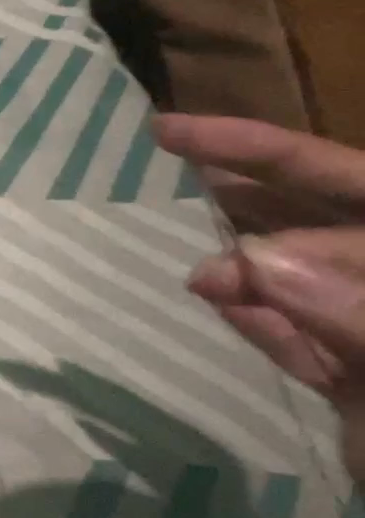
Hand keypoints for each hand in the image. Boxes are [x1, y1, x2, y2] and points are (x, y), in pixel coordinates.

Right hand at [154, 114, 364, 480]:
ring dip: (247, 268)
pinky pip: (301, 337)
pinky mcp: (364, 384)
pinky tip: (219, 302)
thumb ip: (356, 314)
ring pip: (308, 281)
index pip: (364, 185)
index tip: (172, 132)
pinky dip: (258, 320)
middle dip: (256, 202)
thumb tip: (249, 257)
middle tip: (175, 167)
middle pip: (334, 226)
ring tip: (197, 262)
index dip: (270, 151)